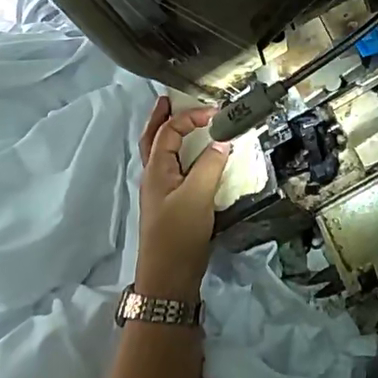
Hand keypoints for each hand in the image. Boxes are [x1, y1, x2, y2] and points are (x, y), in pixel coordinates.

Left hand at [136, 96, 231, 298]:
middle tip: (170, 99)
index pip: (168, 132)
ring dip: (171, 135)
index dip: (190, 117)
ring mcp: (162, 193)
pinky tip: (199, 159)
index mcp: (157, 171)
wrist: (169, 277)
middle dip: (161, 118)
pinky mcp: (173, 206)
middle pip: (153, 140)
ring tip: (185, 122)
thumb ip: (211, 166)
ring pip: (163, 155)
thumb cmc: (179, 234)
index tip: (217, 113)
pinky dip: (185, 156)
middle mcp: (155, 178)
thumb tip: (224, 142)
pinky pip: (177, 170)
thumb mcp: (197, 196)